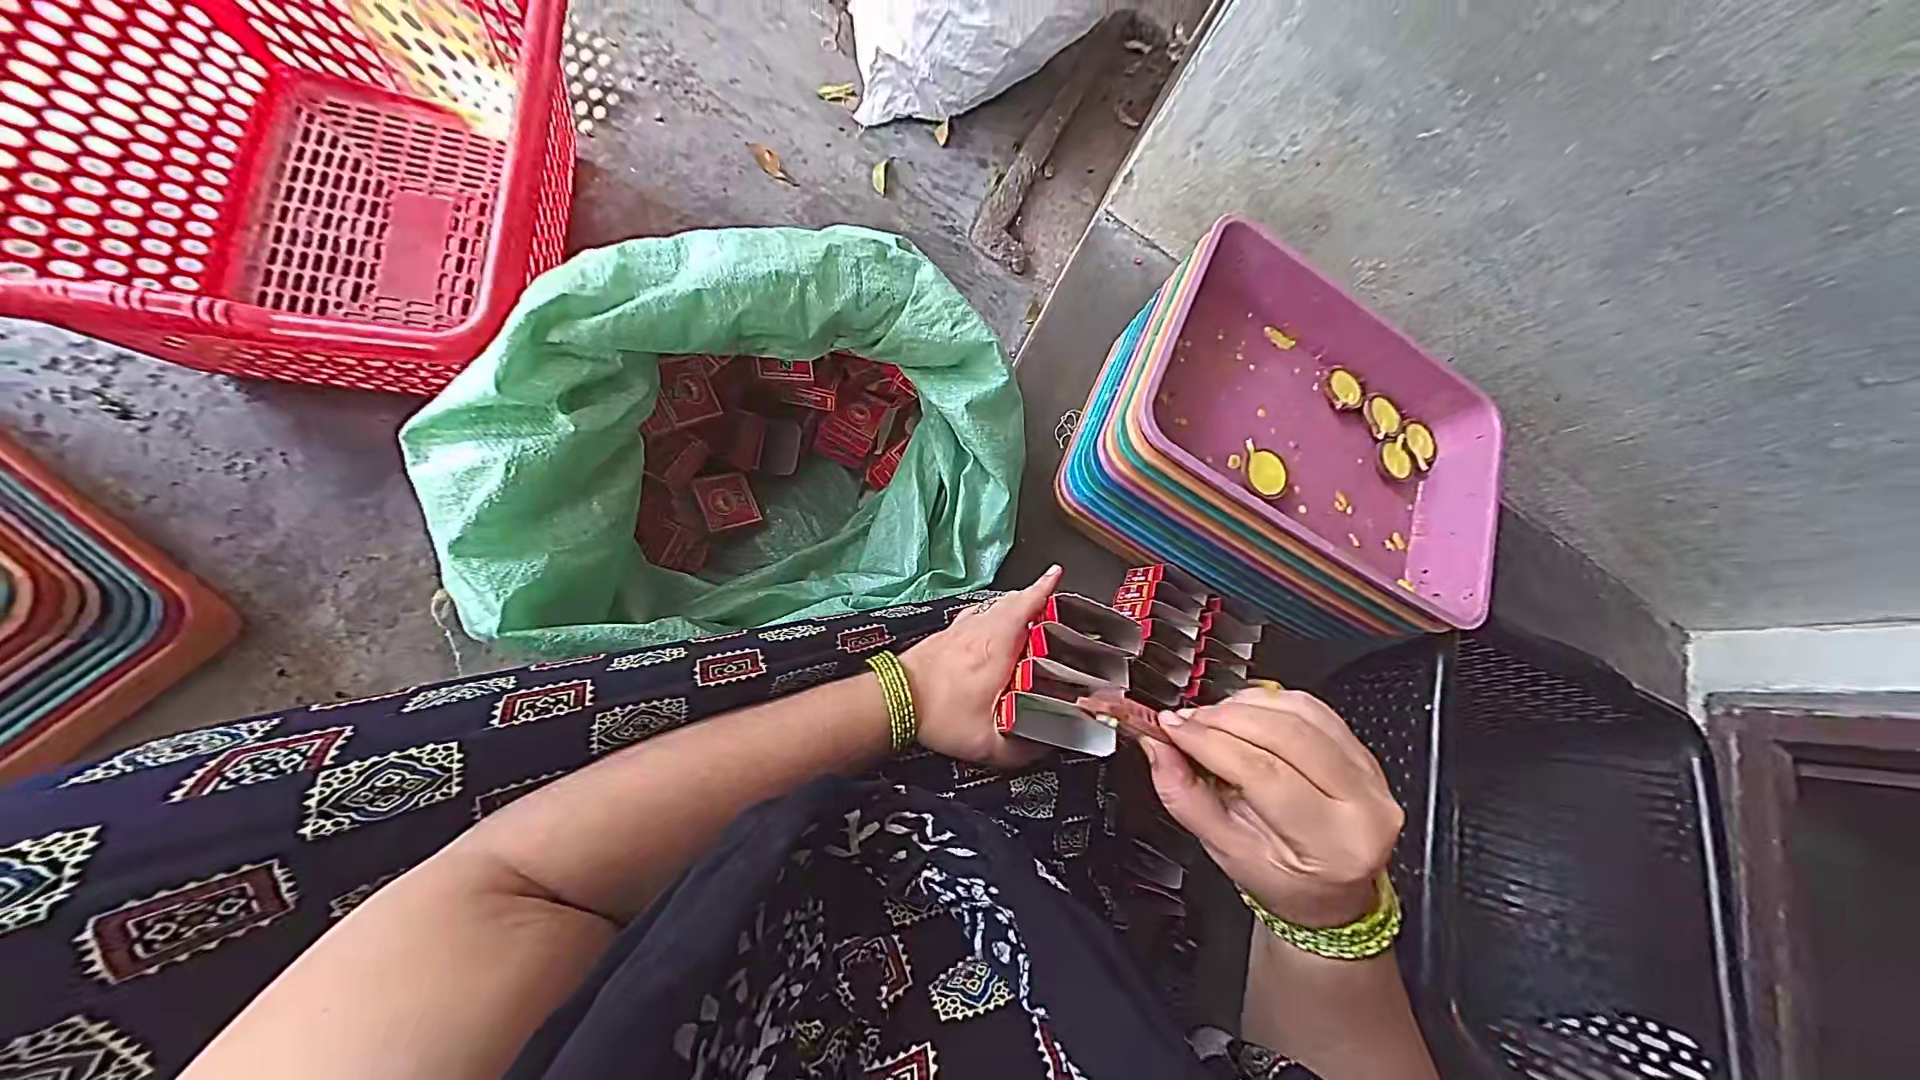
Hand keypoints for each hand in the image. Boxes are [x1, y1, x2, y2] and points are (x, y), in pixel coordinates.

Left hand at [898, 565, 1061, 768]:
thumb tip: (1044, 748)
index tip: (1056, 574)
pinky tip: (987, 627)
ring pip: (991, 607)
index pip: (1025, 606)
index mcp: (996, 645)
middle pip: (1010, 601)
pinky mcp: (944, 637)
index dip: (1043, 588)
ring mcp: (959, 630)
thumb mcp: (986, 742)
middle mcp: (979, 630)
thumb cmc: (937, 714)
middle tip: (1048, 596)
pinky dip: (988, 615)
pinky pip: (974, 617)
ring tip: (1024, 609)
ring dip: (1010, 604)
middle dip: (1032, 595)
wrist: (894, 700)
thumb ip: (1020, 749)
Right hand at [1142, 688, 1402, 928]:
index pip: (1263, 772)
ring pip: (1296, 711)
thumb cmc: (1281, 875)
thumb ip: (1183, 794)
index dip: (1208, 742)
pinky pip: (1308, 705)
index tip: (1171, 727)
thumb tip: (1157, 746)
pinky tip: (1242, 715)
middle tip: (1184, 720)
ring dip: (1241, 705)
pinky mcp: (1360, 748)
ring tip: (1209, 720)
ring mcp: (1369, 773)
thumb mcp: (1223, 849)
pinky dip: (1265, 701)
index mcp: (1333, 843)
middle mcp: (1364, 805)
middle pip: (1283, 733)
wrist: (1326, 886)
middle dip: (1221, 717)